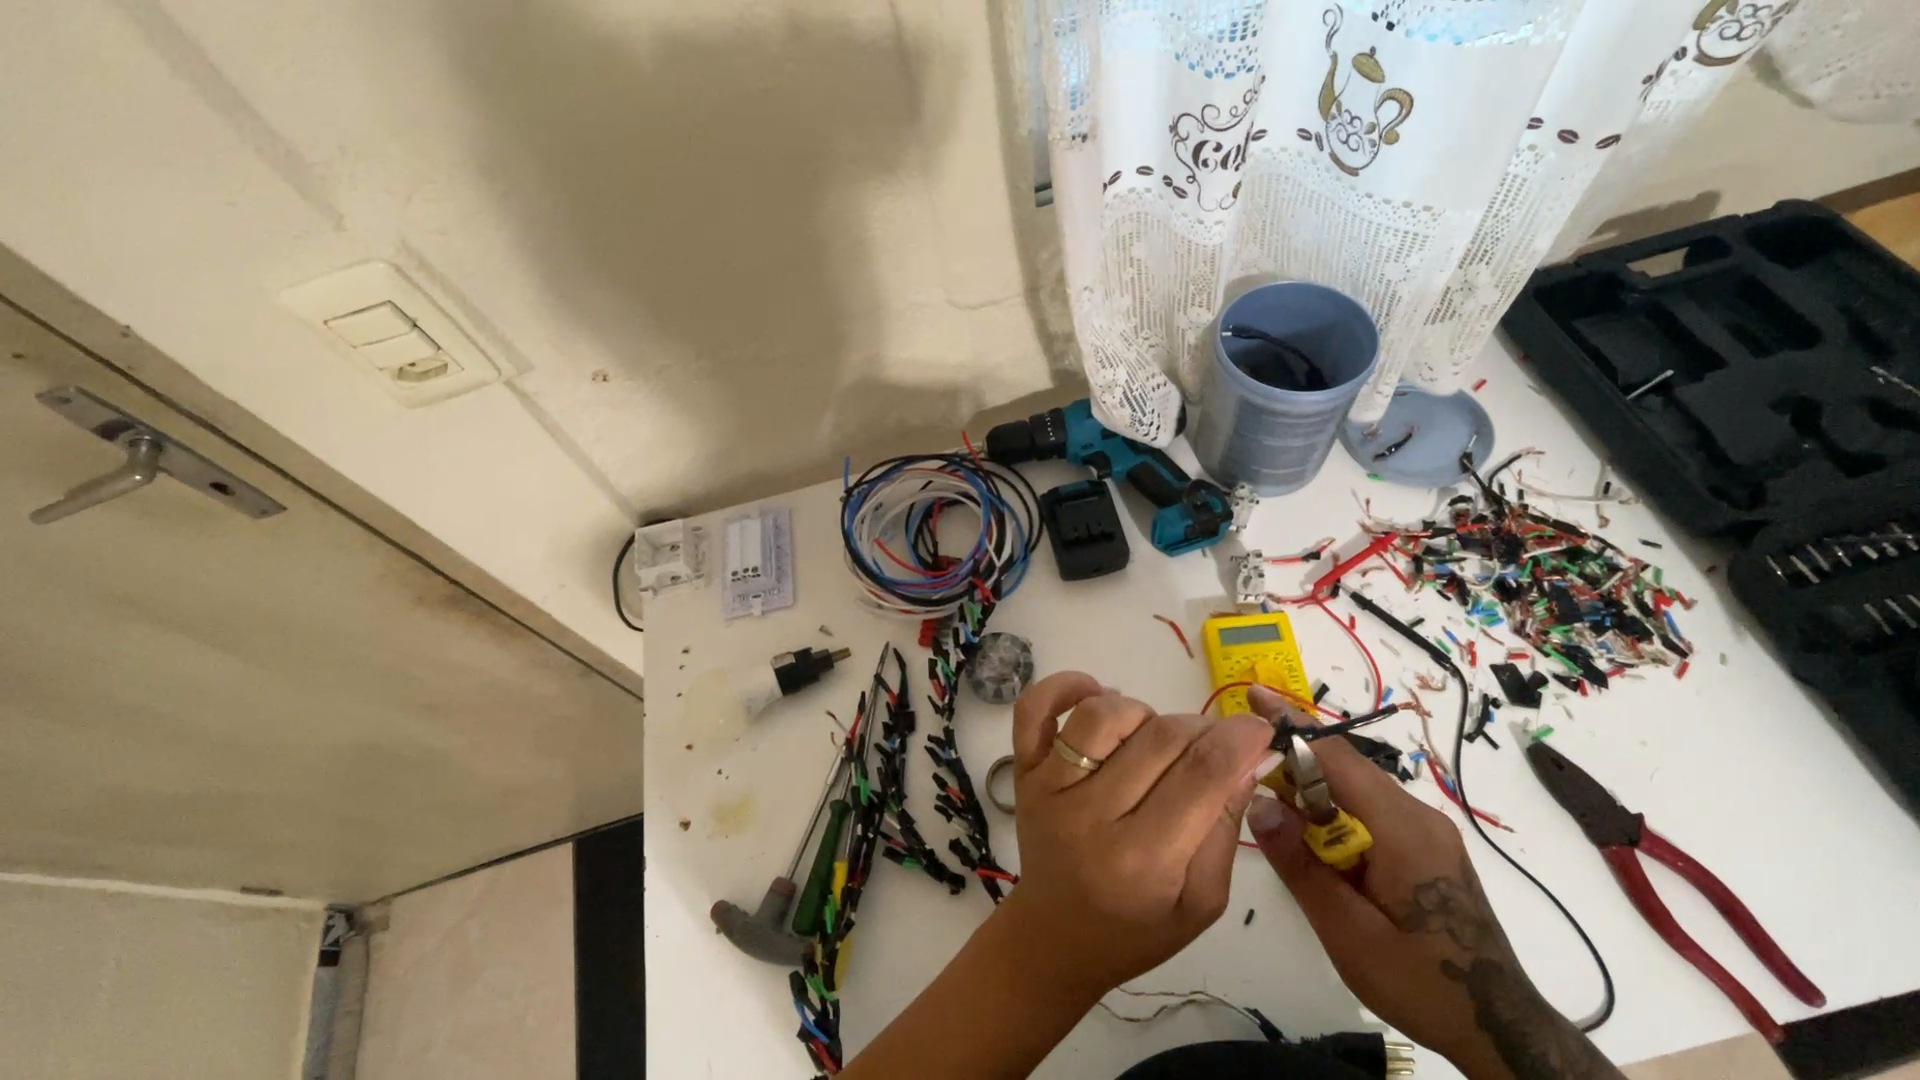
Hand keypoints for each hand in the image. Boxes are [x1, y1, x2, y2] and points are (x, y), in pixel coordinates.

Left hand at [999, 671, 1277, 998]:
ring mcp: (1049, 787)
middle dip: (1203, 730)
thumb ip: (1226, 830)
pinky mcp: (1023, 770)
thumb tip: (1250, 757)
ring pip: (1103, 714)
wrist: (1056, 937)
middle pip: (1160, 737)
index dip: (1240, 740)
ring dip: (1144, 713)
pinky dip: (1064, 686)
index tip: (1259, 730)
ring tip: (1156, 739)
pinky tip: (1098, 693)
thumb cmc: (1136, 928)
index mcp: (1143, 858)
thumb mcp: (1201, 902)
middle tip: (1214, 745)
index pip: (1202, 774)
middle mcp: (1091, 814)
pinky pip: (1034, 709)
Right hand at [1243, 686, 1621, 1079]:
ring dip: (1313, 797)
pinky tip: (1313, 846)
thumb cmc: (1420, 982)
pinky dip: (1335, 819)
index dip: (1291, 726)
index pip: (1337, 758)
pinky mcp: (1427, 851)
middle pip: (1345, 772)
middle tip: (1245, 774)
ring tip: (1273, 816)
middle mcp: (1419, 817)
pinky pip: (1371, 816)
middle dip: (1294, 765)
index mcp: (1402, 828)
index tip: (1251, 697)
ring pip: (1357, 795)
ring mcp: (1428, 833)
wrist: (1497, 1028)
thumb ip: (1301, 865)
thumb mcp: (1347, 931)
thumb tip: (1259, 803)